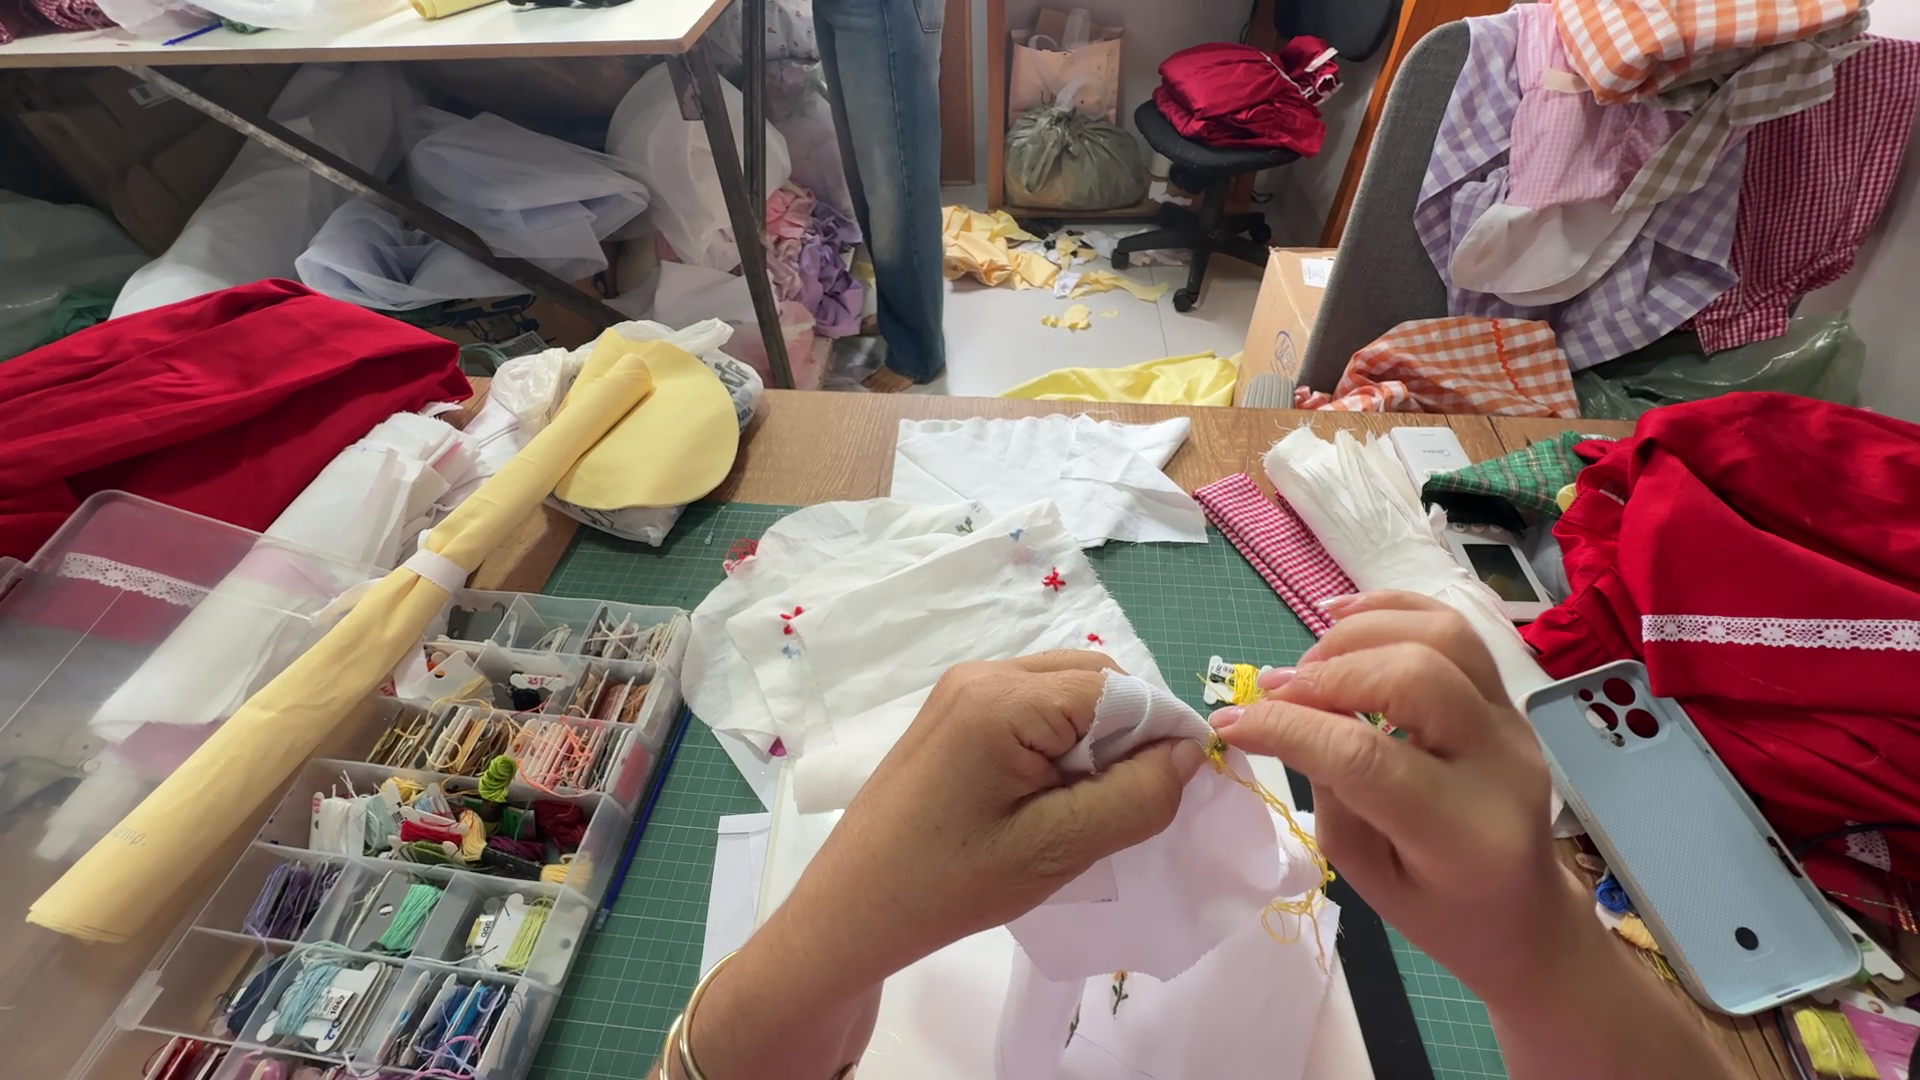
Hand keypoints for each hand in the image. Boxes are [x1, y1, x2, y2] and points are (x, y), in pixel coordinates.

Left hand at [792, 651, 1206, 983]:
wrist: (853, 907)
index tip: (1177, 788)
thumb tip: (1188, 751)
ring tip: (1085, 802)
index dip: (1160, 732)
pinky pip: (1031, 703)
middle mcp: (982, 672)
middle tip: (1125, 801)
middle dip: (1127, 732)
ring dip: (1094, 736)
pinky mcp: (955, 708)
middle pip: (1091, 679)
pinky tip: (1050, 789)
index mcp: (1002, 697)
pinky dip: (1060, 736)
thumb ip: (1134, 796)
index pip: (1116, 689)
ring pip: (1064, 689)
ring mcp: (963, 686)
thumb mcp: (1056, 848)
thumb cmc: (949, 883)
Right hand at [1211, 591, 1581, 1007]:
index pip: (1363, 756)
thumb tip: (1279, 713)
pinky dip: (1386, 607)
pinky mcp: (1506, 697)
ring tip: (1309, 664)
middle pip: (1411, 676)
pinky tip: (1337, 615)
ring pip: (1438, 635)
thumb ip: (1325, 784)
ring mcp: (1513, 722)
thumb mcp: (1360, 868)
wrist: (1526, 914)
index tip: (1231, 723)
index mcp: (1464, 833)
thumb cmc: (1436, 906)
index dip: (1286, 728)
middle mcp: (1502, 765)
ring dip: (1353, 636)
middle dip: (1323, 676)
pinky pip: (1451, 625)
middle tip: (1275, 695)